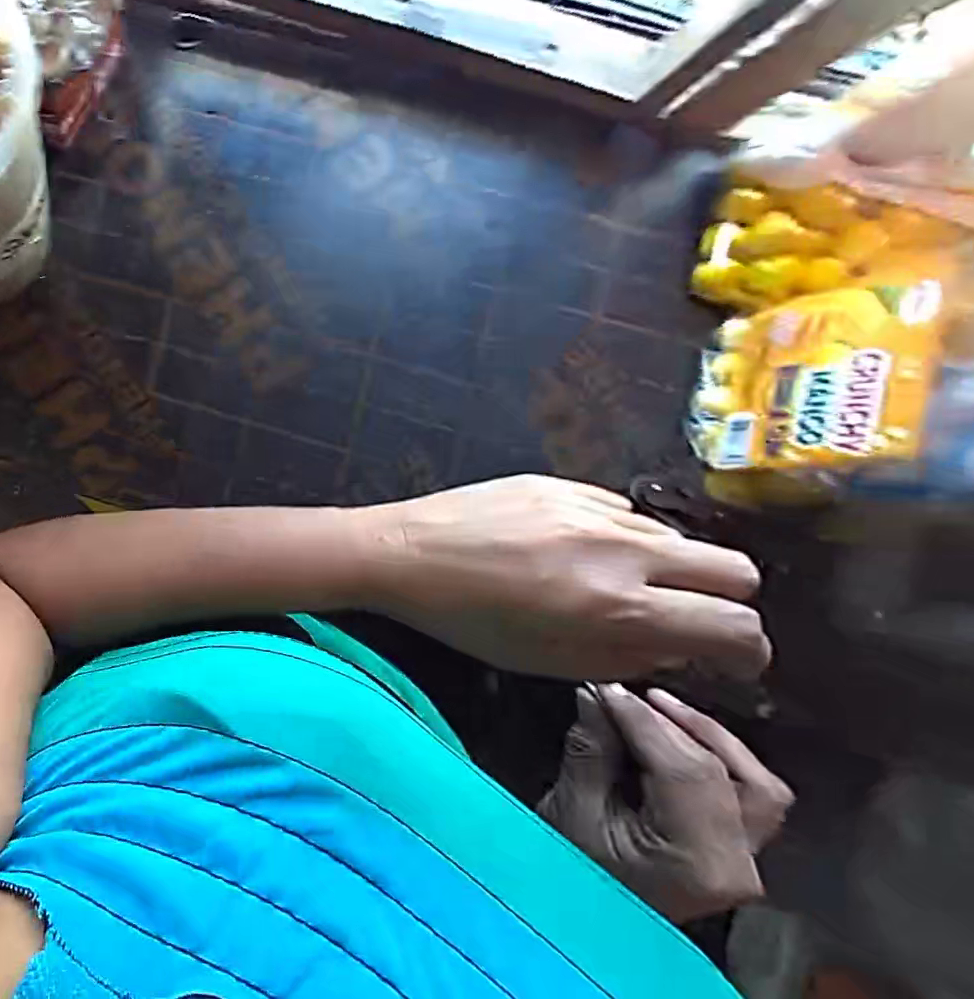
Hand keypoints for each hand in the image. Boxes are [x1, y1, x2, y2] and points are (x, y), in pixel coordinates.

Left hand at [357, 475, 769, 680]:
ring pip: (675, 536)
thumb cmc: (459, 616)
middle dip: (721, 600)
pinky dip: (615, 533)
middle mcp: (615, 549)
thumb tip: (678, 648)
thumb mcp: (541, 659)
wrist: (398, 552)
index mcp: (612, 604)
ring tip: (606, 578)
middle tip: (678, 614)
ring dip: (662, 564)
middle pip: (735, 569)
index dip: (742, 650)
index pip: (734, 625)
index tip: (726, 656)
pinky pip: (619, 509)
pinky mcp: (556, 482)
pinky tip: (569, 546)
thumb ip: (624, 658)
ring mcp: (586, 507)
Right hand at [538, 684, 793, 922]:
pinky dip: (714, 756)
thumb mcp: (572, 810)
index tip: (604, 688)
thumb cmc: (571, 867)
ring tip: (658, 704)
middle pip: (725, 773)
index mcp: (702, 861)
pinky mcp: (739, 847)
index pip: (687, 773)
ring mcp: (749, 858)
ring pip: (754, 781)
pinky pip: (746, 792)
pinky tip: (675, 733)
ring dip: (706, 736)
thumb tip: (596, 695)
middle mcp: (743, 863)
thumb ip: (591, 752)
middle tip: (620, 692)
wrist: (588, 919)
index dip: (645, 722)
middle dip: (669, 724)